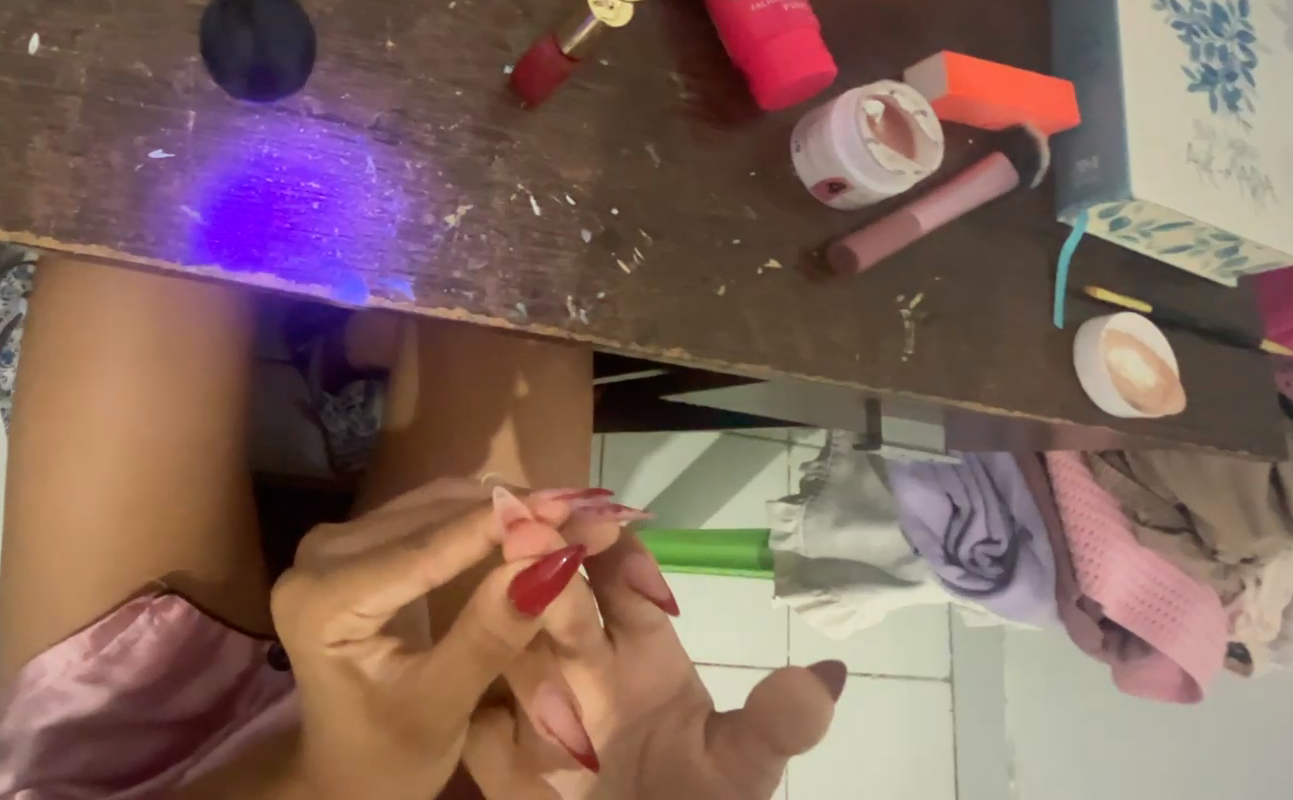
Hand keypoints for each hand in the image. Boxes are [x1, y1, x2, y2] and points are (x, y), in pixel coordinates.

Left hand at [199, 480, 596, 799]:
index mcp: (320, 599)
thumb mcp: (442, 707)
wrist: (344, 770)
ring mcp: (335, 542)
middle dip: (511, 512)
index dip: (501, 524)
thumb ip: (488, 635)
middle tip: (587, 509)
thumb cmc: (387, 757)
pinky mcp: (356, 541)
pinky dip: (480, 516)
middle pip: (429, 516)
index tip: (572, 507)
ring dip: (501, 507)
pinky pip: (426, 514)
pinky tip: (528, 517)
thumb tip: (549, 562)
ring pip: (432, 505)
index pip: (423, 548)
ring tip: (569, 510)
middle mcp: (319, 554)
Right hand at [464, 533, 844, 798]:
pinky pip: (472, 700)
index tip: (596, 517)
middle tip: (532, 528)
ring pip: (513, 635)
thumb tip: (830, 673)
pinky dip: (467, 680)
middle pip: (562, 595)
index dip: (613, 545)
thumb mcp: (738, 775)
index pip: (625, 574)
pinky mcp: (492, 737)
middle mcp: (582, 650)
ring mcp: (534, 690)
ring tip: (502, 581)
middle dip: (547, 560)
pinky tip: (462, 669)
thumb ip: (776, 725)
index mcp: (641, 641)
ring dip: (507, 609)